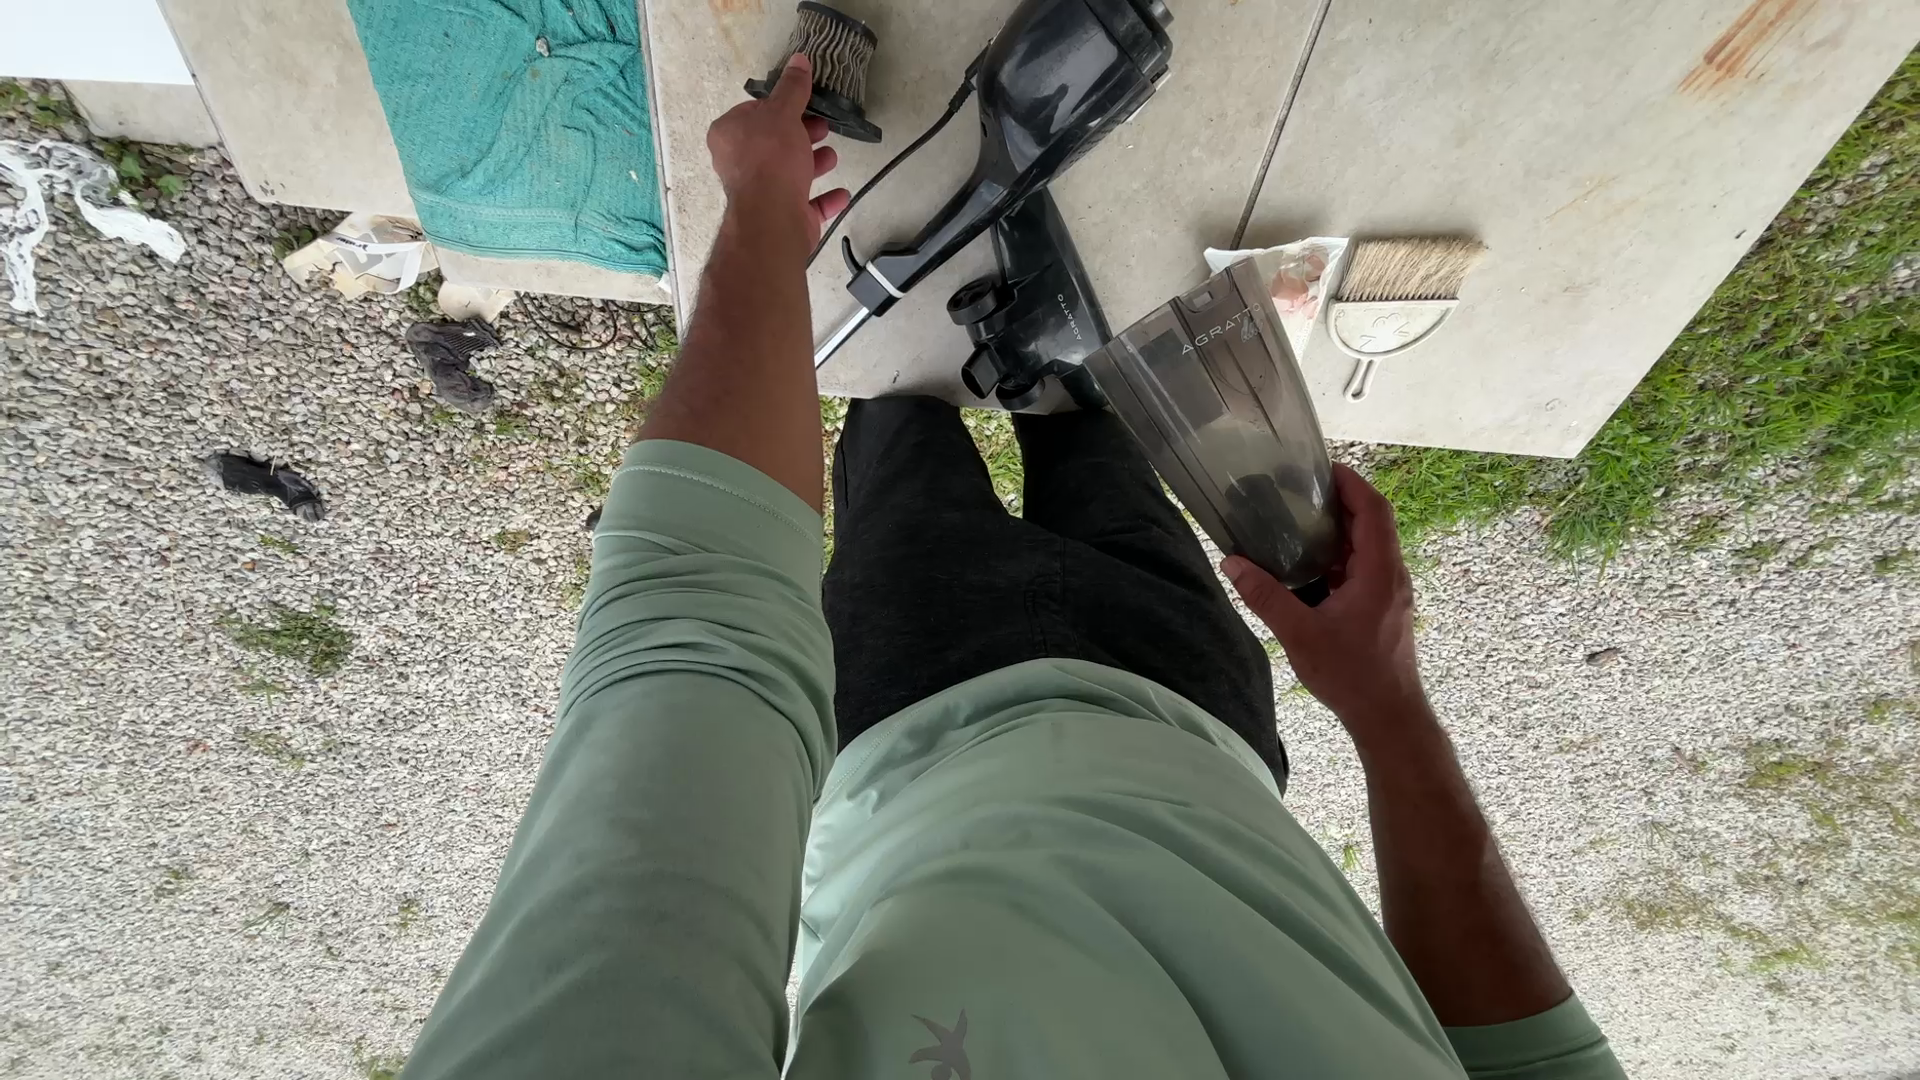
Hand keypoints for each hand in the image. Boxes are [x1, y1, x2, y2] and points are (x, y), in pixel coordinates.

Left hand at [705, 53, 851, 245]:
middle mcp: (739, 166)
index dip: (780, 108)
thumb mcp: (783, 113)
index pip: (754, 113)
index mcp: (728, 136)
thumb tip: (800, 60)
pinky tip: (842, 193)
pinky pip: (806, 206)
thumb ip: (793, 88)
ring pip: (790, 176)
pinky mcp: (782, 220)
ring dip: (814, 165)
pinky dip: (825, 199)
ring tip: (833, 156)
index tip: (803, 105)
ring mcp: (761, 196)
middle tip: (822, 127)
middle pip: (774, 145)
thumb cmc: (771, 158)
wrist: (774, 217)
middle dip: (801, 136)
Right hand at [1222, 464, 1433, 747]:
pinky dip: (1338, 555)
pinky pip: (1361, 568)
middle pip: (1372, 524)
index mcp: (1379, 574)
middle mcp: (1390, 577)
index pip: (1374, 512)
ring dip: (1339, 529)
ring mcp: (1388, 594)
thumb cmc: (1351, 674)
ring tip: (1299, 519)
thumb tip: (1232, 564)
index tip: (1325, 468)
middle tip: (1302, 489)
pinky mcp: (1380, 609)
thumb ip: (1266, 596)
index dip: (1354, 484)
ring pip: (1367, 547)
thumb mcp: (1300, 633)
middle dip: (1341, 501)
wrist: (1388, 716)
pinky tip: (1307, 563)